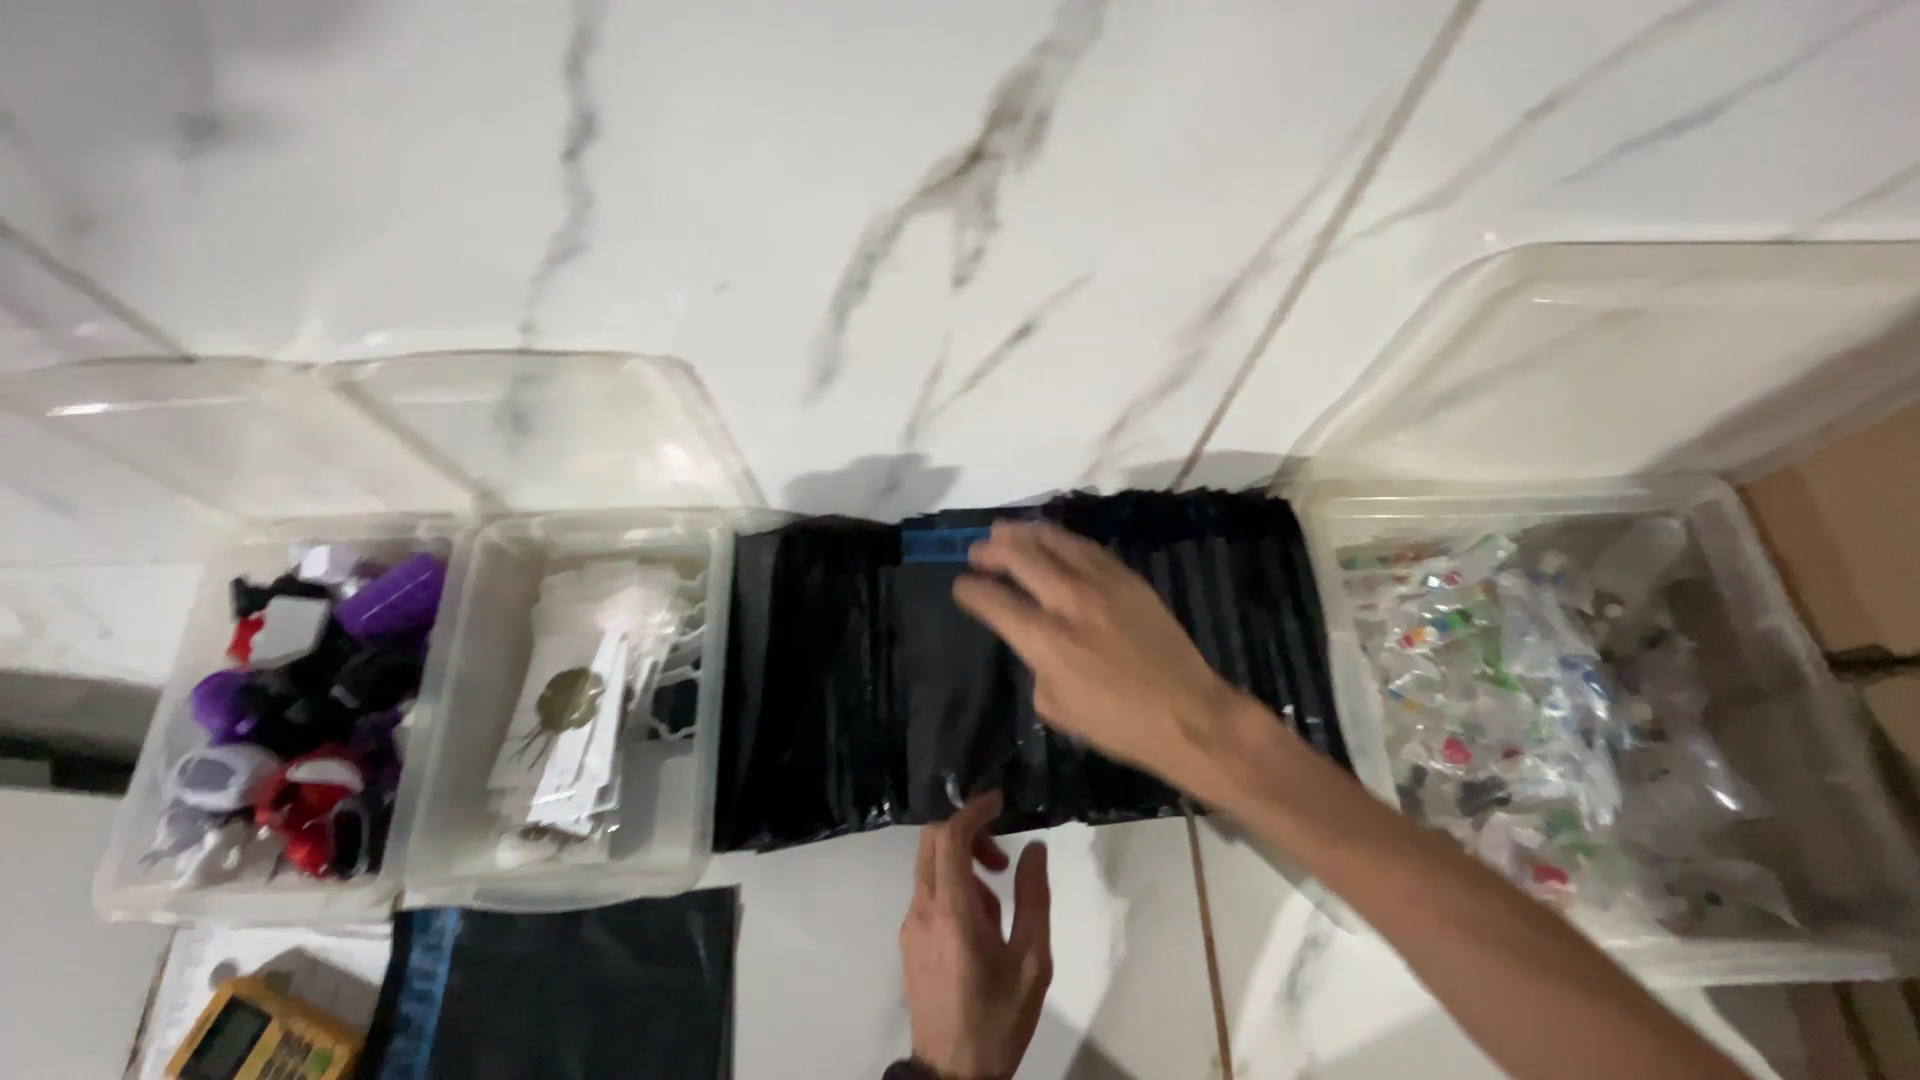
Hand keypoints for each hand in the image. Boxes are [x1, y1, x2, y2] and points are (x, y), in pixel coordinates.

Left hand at [900, 790, 1050, 1079]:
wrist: (953, 1074)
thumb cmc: (998, 1018)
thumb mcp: (1033, 961)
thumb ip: (1034, 898)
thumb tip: (1033, 849)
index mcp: (953, 911)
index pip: (949, 837)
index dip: (972, 810)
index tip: (999, 800)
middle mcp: (922, 909)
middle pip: (931, 842)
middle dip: (967, 832)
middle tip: (1002, 857)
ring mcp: (910, 925)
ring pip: (930, 868)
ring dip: (963, 865)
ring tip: (999, 908)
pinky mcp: (909, 940)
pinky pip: (928, 893)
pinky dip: (954, 887)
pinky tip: (981, 926)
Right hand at [952, 520, 1246, 792]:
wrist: (1187, 713)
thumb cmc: (1118, 724)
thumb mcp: (1056, 706)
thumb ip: (1037, 664)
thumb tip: (1036, 641)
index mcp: (1045, 639)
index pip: (994, 601)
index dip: (970, 590)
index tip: (962, 586)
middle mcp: (1068, 601)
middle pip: (1020, 557)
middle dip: (992, 550)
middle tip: (978, 550)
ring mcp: (1102, 584)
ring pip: (1055, 541)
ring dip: (1025, 533)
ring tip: (1006, 530)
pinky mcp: (1129, 579)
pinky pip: (1088, 548)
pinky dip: (1063, 540)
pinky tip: (1053, 540)